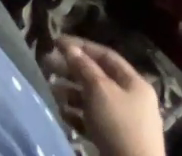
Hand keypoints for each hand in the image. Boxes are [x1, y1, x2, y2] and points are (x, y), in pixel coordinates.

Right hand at [55, 37, 165, 155]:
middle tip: (47, 64)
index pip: (106, 56)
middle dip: (71, 69)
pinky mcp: (114, 139)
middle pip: (97, 77)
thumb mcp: (99, 90)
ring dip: (70, 92)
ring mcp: (123, 121)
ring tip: (52, 91)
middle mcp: (131, 99)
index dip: (81, 46)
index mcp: (134, 83)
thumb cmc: (118, 125)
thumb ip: (83, 66)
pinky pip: (92, 119)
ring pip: (92, 99)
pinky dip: (76, 114)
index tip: (56, 42)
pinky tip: (62, 113)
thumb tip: (69, 47)